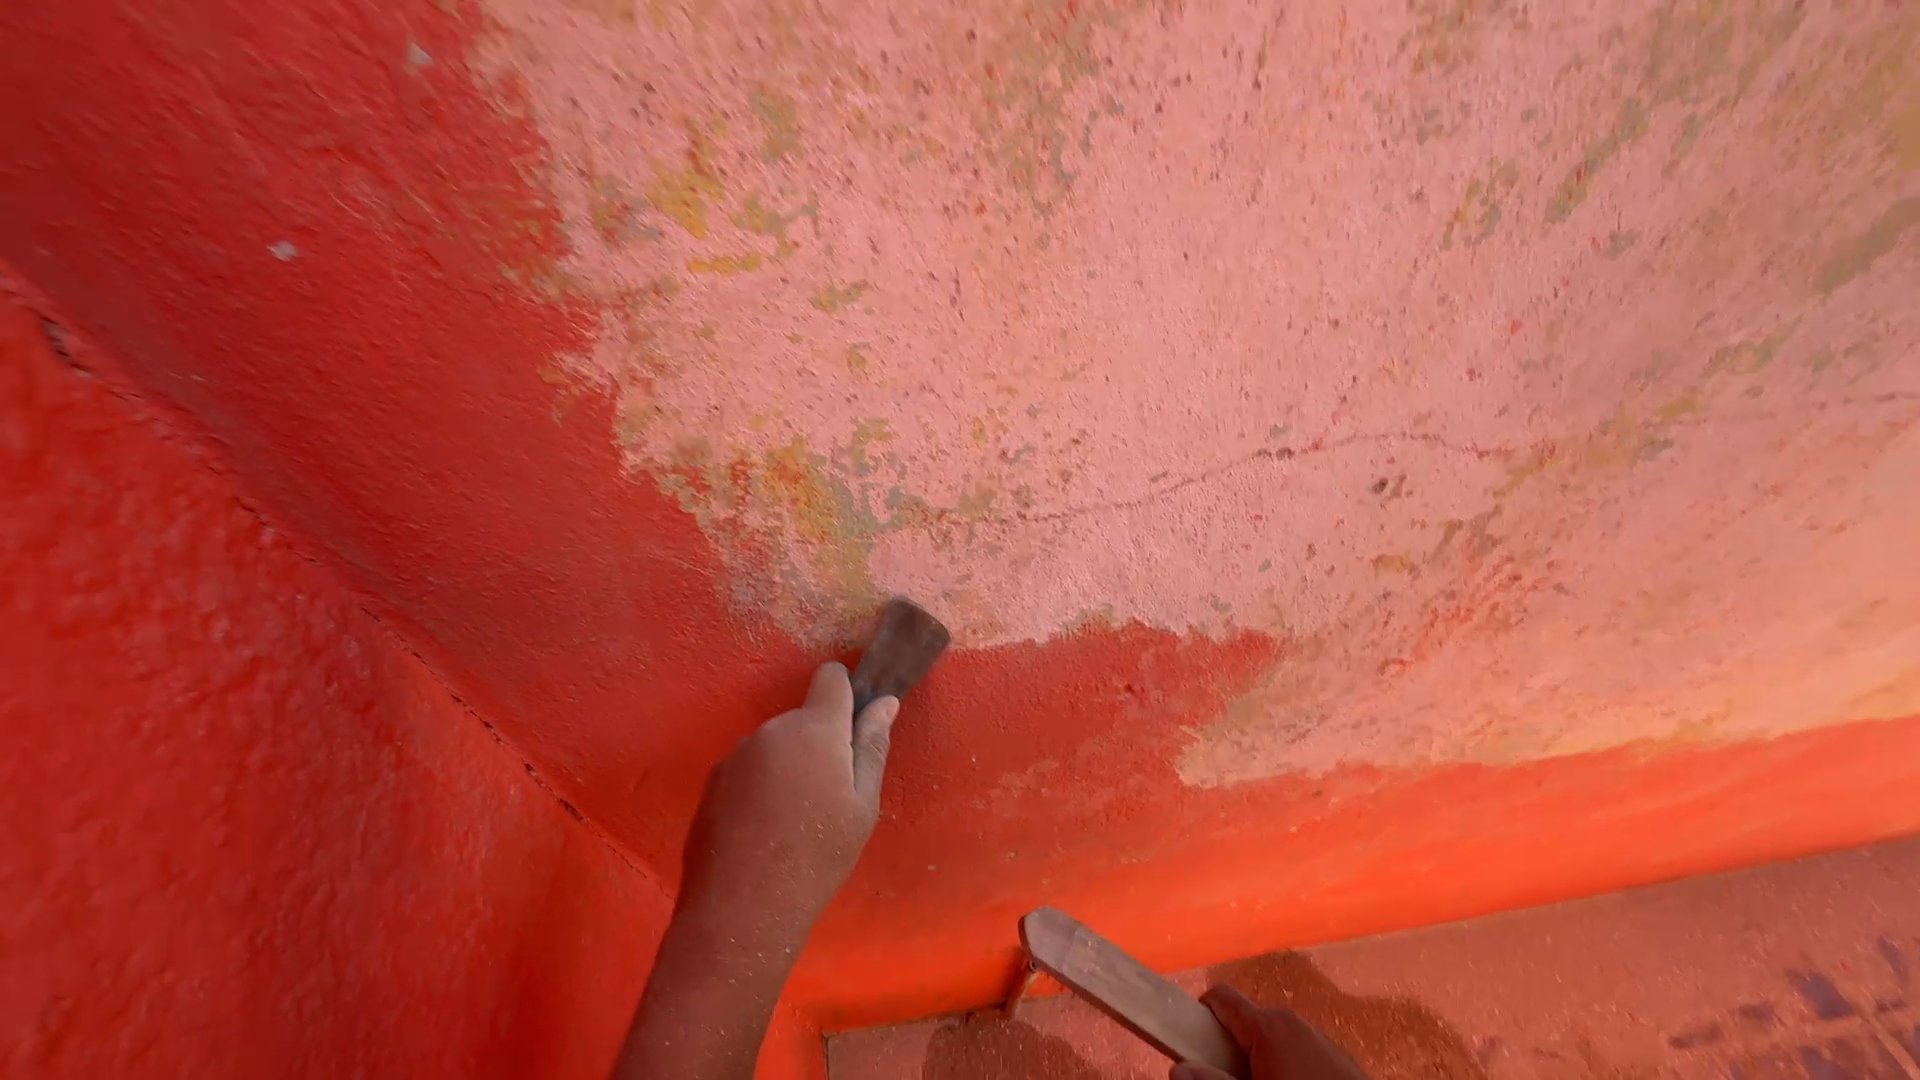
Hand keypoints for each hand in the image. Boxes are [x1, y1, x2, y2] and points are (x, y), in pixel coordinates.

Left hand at [677, 662, 898, 938]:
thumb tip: (885, 703)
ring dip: (788, 764)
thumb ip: (872, 745)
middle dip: (819, 742)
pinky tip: (761, 830)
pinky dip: (760, 786)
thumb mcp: (862, 805)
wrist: (742, 908)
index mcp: (815, 729)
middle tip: (827, 797)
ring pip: (776, 745)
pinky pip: (749, 768)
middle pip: (804, 718)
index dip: (846, 693)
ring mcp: (737, 753)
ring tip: (791, 821)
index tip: (853, 729)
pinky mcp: (713, 780)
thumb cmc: (818, 856)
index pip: (830, 677)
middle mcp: (772, 729)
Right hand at [1172, 986, 1369, 1079]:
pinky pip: (1301, 1053)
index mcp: (1267, 1026)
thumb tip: (1175, 1069)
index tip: (1197, 1048)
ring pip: (1274, 1040)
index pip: (1220, 997)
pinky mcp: (1342, 1061)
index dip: (1202, 1016)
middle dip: (1232, 1049)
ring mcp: (1321, 1039)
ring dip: (1263, 1061)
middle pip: (1246, 1021)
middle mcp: (1292, 1021)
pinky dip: (1291, 1070)